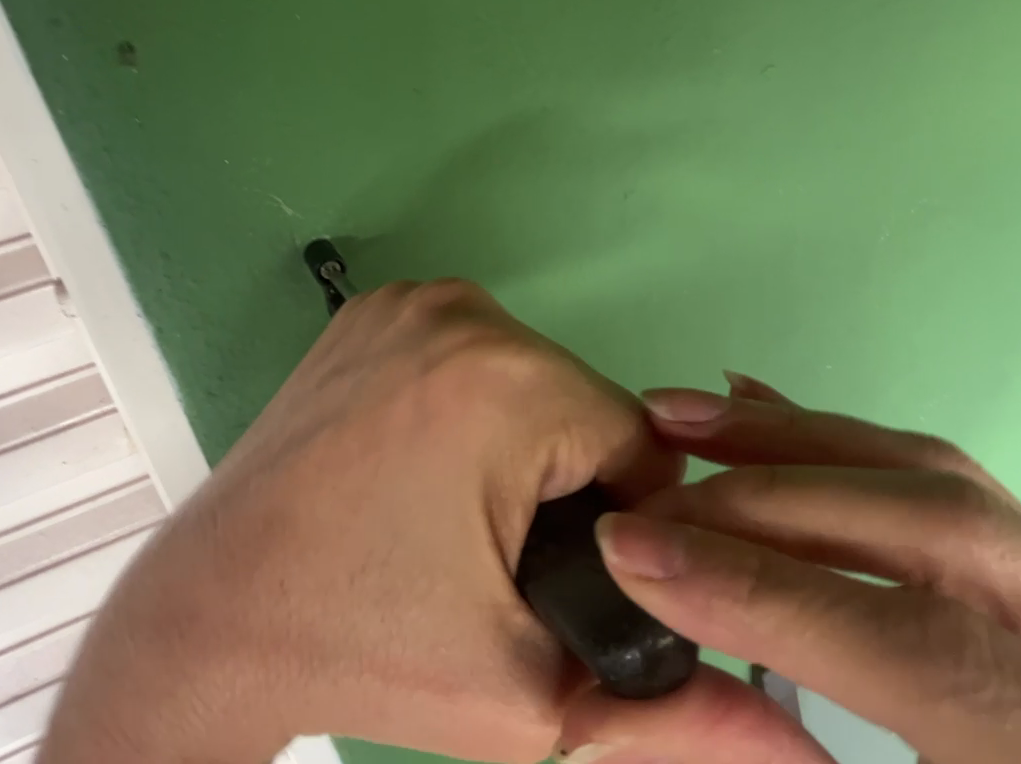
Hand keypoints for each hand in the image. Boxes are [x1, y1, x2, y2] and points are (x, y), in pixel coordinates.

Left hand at [40, 280, 680, 763]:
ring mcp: (410, 301)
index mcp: (511, 381)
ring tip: (463, 521)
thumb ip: (677, 716)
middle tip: (507, 560)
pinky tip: (428, 470)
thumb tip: (806, 747)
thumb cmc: (367, 647)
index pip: (643, 445)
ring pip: (530, 380)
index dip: (627, 525)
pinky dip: (471, 410)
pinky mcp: (372, 311)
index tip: (572, 578)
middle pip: (583, 407)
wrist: (214, 614)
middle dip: (572, 486)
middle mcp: (464, 311)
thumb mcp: (531, 695)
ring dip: (525, 447)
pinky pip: (469, 359)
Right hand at [558, 374, 1020, 763]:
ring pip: (950, 484)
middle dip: (770, 497)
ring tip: (680, 422)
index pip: (924, 650)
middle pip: (945, 528)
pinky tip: (763, 416)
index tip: (631, 551)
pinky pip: (955, 497)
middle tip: (650, 500)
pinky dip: (842, 451)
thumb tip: (617, 684)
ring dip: (795, 444)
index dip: (759, 589)